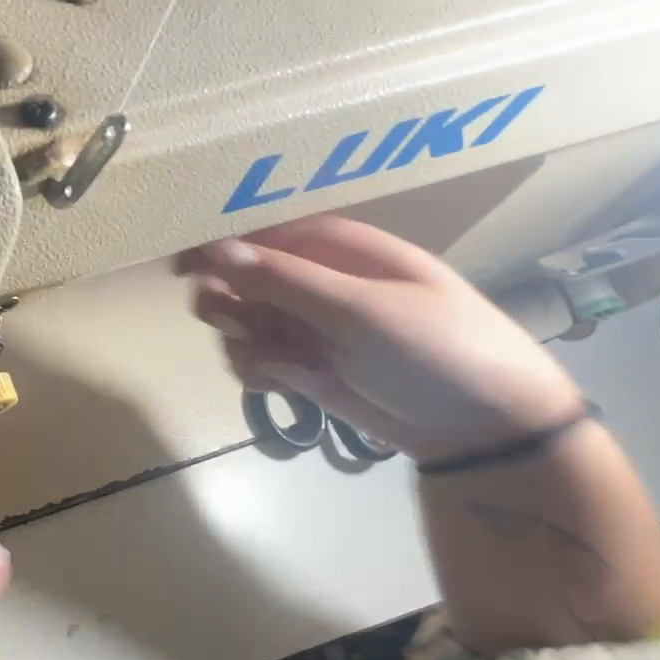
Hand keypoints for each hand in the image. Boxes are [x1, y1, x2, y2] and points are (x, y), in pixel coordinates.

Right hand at [178, 214, 586, 461]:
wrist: (478, 425)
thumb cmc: (434, 350)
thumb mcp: (358, 311)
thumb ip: (282, 280)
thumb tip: (216, 248)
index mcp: (336, 249)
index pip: (259, 234)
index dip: (216, 248)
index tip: (182, 272)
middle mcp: (313, 281)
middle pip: (236, 279)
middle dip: (228, 306)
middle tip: (242, 328)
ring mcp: (305, 324)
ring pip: (236, 323)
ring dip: (243, 345)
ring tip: (280, 365)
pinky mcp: (300, 363)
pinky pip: (250, 358)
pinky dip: (257, 372)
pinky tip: (286, 384)